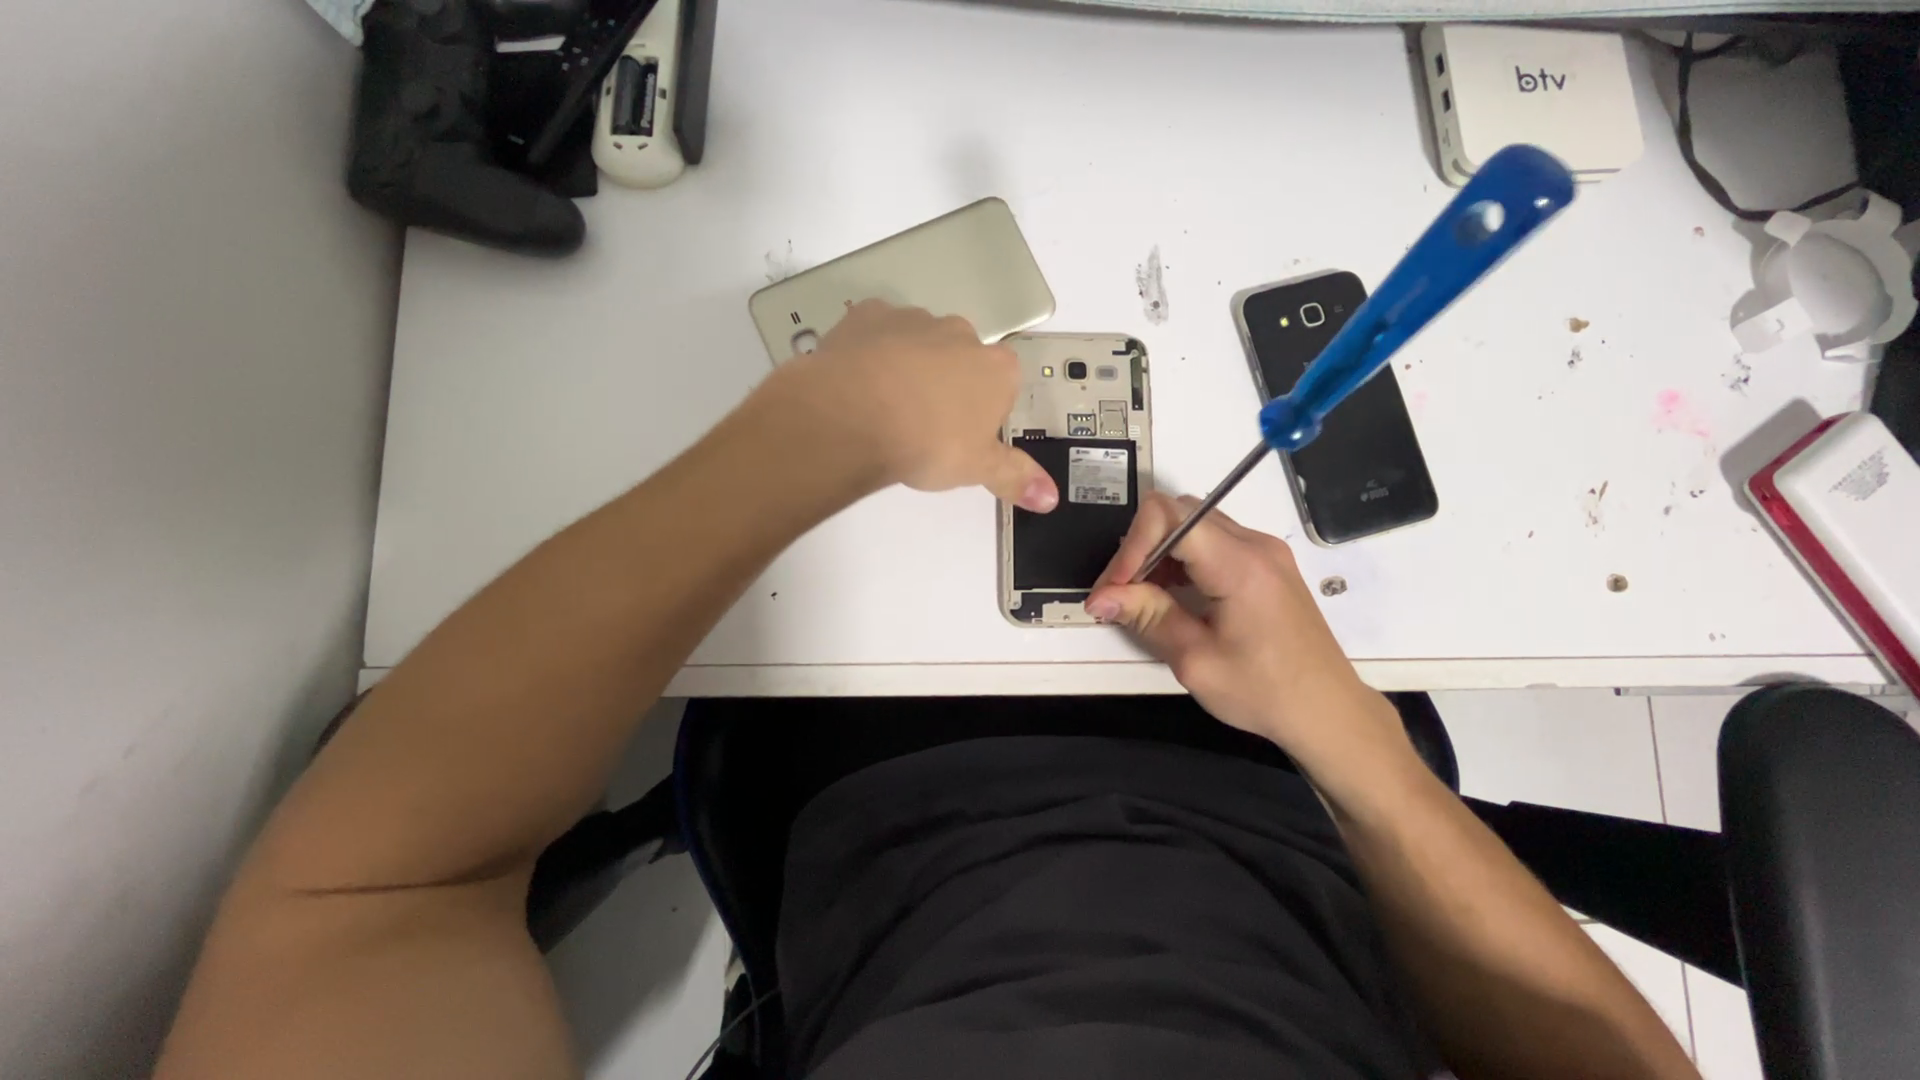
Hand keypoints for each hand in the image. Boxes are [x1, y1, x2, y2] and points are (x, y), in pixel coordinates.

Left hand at [765, 300, 1057, 511]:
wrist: (853, 415)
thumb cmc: (927, 443)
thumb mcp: (977, 469)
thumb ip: (1015, 478)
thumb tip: (1051, 498)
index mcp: (996, 368)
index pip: (1004, 383)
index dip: (985, 410)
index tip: (963, 435)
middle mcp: (960, 333)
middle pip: (961, 358)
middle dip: (947, 384)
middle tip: (924, 424)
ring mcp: (912, 319)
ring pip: (918, 341)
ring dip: (908, 366)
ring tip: (886, 408)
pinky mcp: (867, 315)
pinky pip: (875, 332)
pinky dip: (870, 352)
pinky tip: (857, 382)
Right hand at [1084, 493, 1396, 761]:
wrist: (1326, 710)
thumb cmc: (1264, 692)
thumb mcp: (1195, 661)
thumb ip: (1147, 618)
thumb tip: (1100, 598)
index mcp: (1239, 565)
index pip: (1169, 516)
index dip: (1132, 544)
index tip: (1117, 587)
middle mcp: (1254, 545)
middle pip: (1178, 512)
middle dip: (1140, 547)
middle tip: (1122, 593)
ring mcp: (1264, 551)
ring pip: (1193, 523)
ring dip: (1159, 553)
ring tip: (1142, 598)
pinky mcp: (1267, 563)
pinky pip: (1212, 541)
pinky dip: (1183, 558)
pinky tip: (1172, 595)